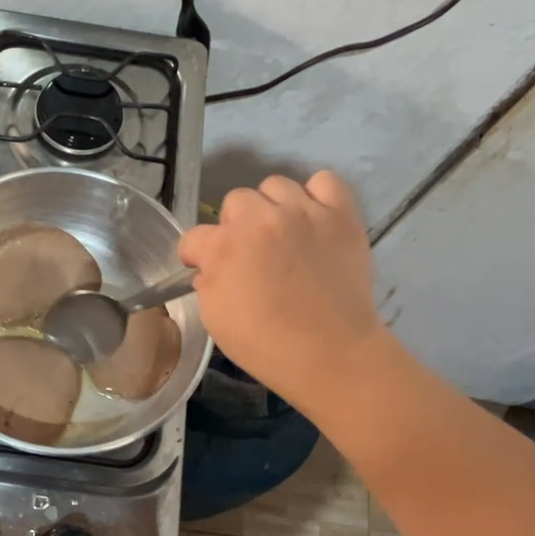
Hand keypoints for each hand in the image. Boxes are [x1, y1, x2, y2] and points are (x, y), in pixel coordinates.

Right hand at [179, 170, 382, 402]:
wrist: (329, 353)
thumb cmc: (265, 345)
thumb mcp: (214, 319)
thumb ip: (206, 284)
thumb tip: (210, 270)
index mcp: (223, 247)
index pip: (194, 237)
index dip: (196, 255)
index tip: (204, 270)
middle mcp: (260, 218)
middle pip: (236, 201)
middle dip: (236, 225)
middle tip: (250, 252)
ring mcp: (303, 211)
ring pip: (276, 186)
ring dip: (272, 208)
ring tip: (283, 234)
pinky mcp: (340, 214)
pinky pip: (324, 182)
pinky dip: (316, 196)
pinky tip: (314, 219)